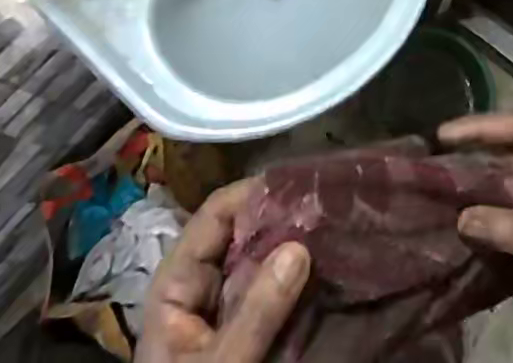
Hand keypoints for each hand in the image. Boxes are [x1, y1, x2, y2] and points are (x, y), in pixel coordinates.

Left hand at [138, 180, 310, 362]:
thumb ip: (256, 312)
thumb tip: (299, 247)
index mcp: (178, 279)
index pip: (216, 214)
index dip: (254, 193)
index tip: (300, 183)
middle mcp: (200, 282)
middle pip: (241, 233)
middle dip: (281, 218)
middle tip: (328, 205)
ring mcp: (222, 305)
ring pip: (259, 260)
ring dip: (292, 247)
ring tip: (333, 227)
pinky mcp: (244, 328)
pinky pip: (271, 292)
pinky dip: (295, 280)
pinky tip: (326, 270)